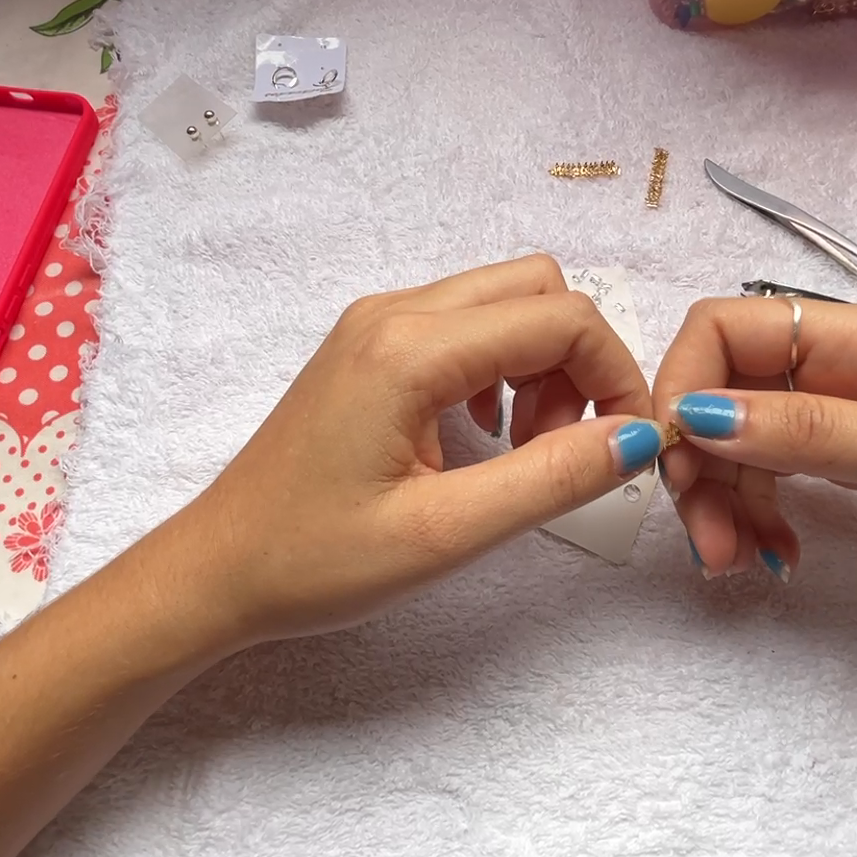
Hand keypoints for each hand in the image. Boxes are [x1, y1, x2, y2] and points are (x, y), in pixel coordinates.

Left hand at [145, 255, 661, 648]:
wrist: (218, 567)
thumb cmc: (318, 561)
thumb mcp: (446, 533)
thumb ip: (550, 479)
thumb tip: (638, 436)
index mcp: (410, 348)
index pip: (560, 318)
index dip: (616, 373)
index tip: (625, 444)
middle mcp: (395, 311)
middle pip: (535, 289)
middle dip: (577, 359)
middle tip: (563, 443)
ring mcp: (376, 321)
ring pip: (501, 301)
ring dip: (539, 361)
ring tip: (522, 443)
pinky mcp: (369, 344)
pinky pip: (463, 325)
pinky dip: (500, 364)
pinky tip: (482, 429)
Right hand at [653, 298, 856, 618]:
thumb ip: (818, 431)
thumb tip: (699, 414)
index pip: (731, 327)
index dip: (683, 381)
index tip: (673, 460)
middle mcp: (846, 362)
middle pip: (723, 386)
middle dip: (697, 457)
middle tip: (706, 538)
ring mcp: (845, 409)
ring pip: (736, 433)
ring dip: (719, 494)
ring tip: (734, 561)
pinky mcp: (847, 453)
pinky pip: (769, 468)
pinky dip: (753, 509)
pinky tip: (773, 552)